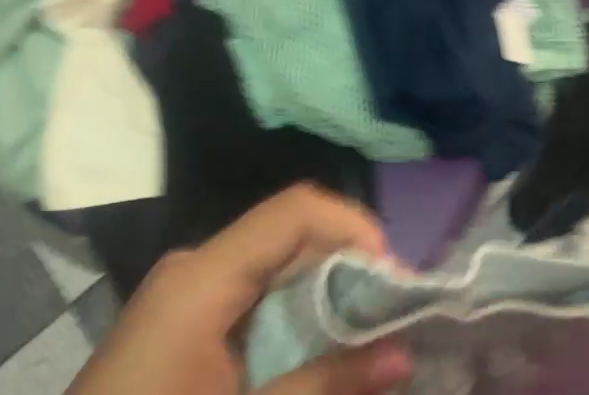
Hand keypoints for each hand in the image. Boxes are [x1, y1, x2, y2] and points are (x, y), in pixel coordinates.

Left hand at [68, 185, 412, 394]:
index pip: (295, 211)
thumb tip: (406, 355)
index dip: (353, 227)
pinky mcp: (182, 320)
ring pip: (274, 261)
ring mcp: (185, 292)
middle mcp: (195, 267)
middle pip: (288, 232)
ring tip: (368, 325)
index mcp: (203, 277)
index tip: (395, 278)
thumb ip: (327, 383)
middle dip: (348, 261)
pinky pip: (252, 291)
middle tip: (394, 308)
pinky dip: (294, 308)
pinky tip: (319, 343)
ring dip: (324, 286)